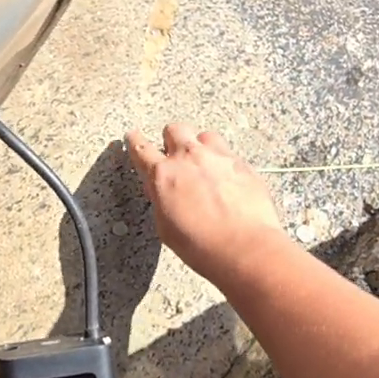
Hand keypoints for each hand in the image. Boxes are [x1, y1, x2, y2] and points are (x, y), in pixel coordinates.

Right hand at [125, 122, 289, 283]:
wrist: (244, 247)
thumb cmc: (203, 245)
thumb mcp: (166, 228)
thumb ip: (161, 200)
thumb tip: (161, 190)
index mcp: (163, 175)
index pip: (141, 149)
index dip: (135, 141)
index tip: (134, 137)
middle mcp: (189, 158)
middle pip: (174, 130)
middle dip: (171, 139)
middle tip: (174, 153)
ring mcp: (218, 157)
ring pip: (204, 136)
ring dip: (200, 147)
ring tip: (204, 166)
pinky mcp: (242, 164)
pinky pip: (228, 153)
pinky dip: (224, 163)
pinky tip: (227, 181)